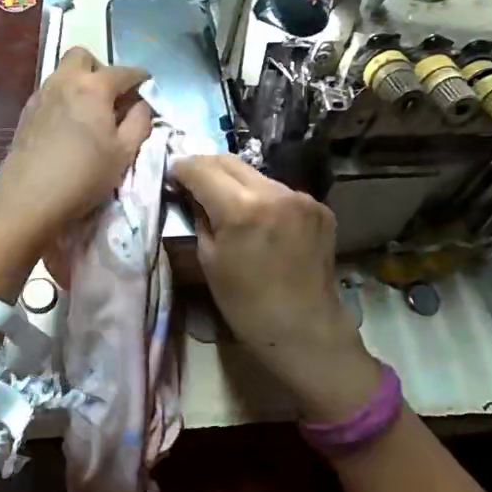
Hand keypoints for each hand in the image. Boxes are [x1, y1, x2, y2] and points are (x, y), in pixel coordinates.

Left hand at [0, 47, 152, 250]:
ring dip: (80, 83)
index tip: (147, 87)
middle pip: (83, 57)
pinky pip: (50, 93)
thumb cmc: (84, 174)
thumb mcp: (124, 153)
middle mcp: (65, 81)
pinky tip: (69, 127)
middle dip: (100, 69)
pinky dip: (64, 99)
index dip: (140, 78)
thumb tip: (142, 105)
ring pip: (63, 73)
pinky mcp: (26, 113)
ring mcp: (41, 94)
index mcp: (94, 87)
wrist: (29, 196)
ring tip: (91, 114)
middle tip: (111, 96)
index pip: (124, 72)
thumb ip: (139, 123)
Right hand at [171, 156, 382, 422]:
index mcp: (242, 208)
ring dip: (237, 184)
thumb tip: (193, 195)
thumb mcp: (209, 261)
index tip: (172, 175)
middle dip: (207, 168)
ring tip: (227, 204)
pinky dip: (265, 200)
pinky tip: (261, 222)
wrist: (305, 329)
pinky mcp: (319, 208)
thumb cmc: (246, 305)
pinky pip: (281, 193)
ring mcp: (302, 198)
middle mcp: (275, 192)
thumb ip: (200, 219)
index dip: (181, 168)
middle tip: (192, 182)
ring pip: (257, 176)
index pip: (202, 169)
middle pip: (231, 162)